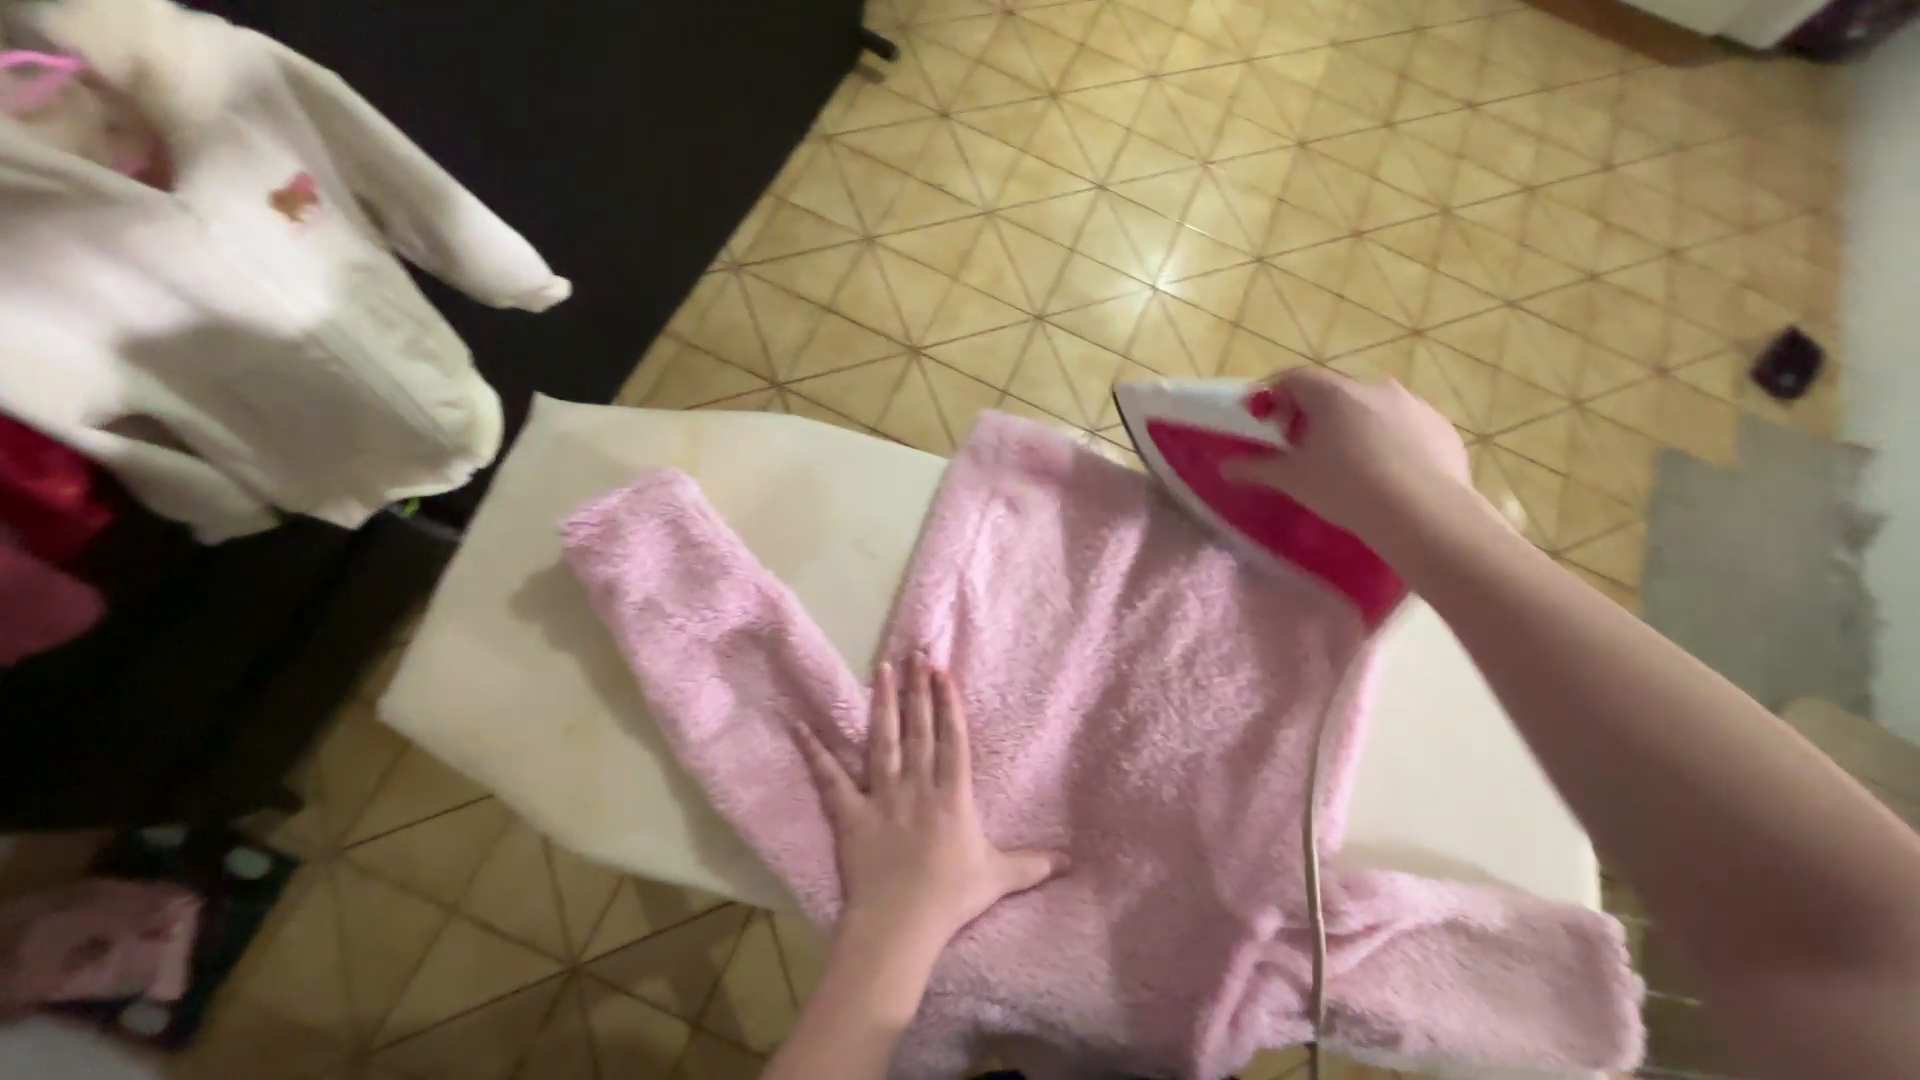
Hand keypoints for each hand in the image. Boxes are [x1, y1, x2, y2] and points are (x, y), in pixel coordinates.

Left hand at [796, 656, 1068, 954]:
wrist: (900, 923)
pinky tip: (801, 726)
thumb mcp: (999, 877)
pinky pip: (831, 778)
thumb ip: (1034, 864)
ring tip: (882, 668)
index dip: (947, 702)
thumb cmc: (951, 897)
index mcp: (952, 795)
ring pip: (882, 741)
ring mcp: (882, 796)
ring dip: (883, 703)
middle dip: (919, 688)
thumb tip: (1073, 861)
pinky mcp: (850, 814)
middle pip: (919, 728)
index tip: (942, 670)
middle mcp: (918, 785)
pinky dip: (816, 752)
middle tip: (915, 652)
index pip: (952, 738)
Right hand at [1222, 367, 1485, 551]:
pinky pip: (1404, 426)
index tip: (1267, 428)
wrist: (1424, 513)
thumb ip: (1256, 468)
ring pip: (1370, 408)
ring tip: (1348, 467)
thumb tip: (1226, 466)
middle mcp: (1374, 387)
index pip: (1293, 378)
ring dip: (1352, 428)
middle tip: (1303, 452)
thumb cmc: (1347, 489)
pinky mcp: (1440, 427)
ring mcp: (1413, 404)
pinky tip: (1386, 475)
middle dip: (1312, 416)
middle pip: (1332, 392)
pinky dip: (1388, 442)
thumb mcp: (1293, 481)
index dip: (1274, 398)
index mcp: (1333, 393)